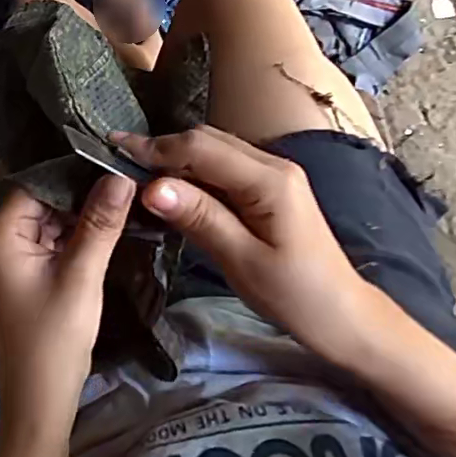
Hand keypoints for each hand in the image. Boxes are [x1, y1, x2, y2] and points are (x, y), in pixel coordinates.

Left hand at [0, 176, 133, 428]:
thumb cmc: (55, 337)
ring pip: (52, 217)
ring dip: (84, 211)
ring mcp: (14, 255)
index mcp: (0, 233)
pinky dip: (79, 232)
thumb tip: (121, 176)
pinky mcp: (29, 270)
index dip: (74, 169)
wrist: (41, 397)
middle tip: (127, 173)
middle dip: (83, 189)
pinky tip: (110, 222)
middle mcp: (0, 238)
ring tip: (126, 192)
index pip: (37, 182)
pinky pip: (54, 238)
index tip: (114, 158)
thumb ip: (100, 223)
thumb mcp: (82, 275)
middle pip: (44, 197)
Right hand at [111, 127, 402, 367]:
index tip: (112, 152)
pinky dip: (193, 176)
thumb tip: (150, 187)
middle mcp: (273, 165)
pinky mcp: (270, 189)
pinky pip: (224, 170)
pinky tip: (171, 193)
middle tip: (118, 168)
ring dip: (175, 162)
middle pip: (206, 141)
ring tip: (136, 178)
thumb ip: (199, 218)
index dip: (154, 148)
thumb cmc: (296, 295)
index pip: (200, 148)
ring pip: (213, 152)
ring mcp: (273, 175)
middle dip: (161, 150)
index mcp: (269, 180)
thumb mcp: (242, 261)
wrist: (343, 314)